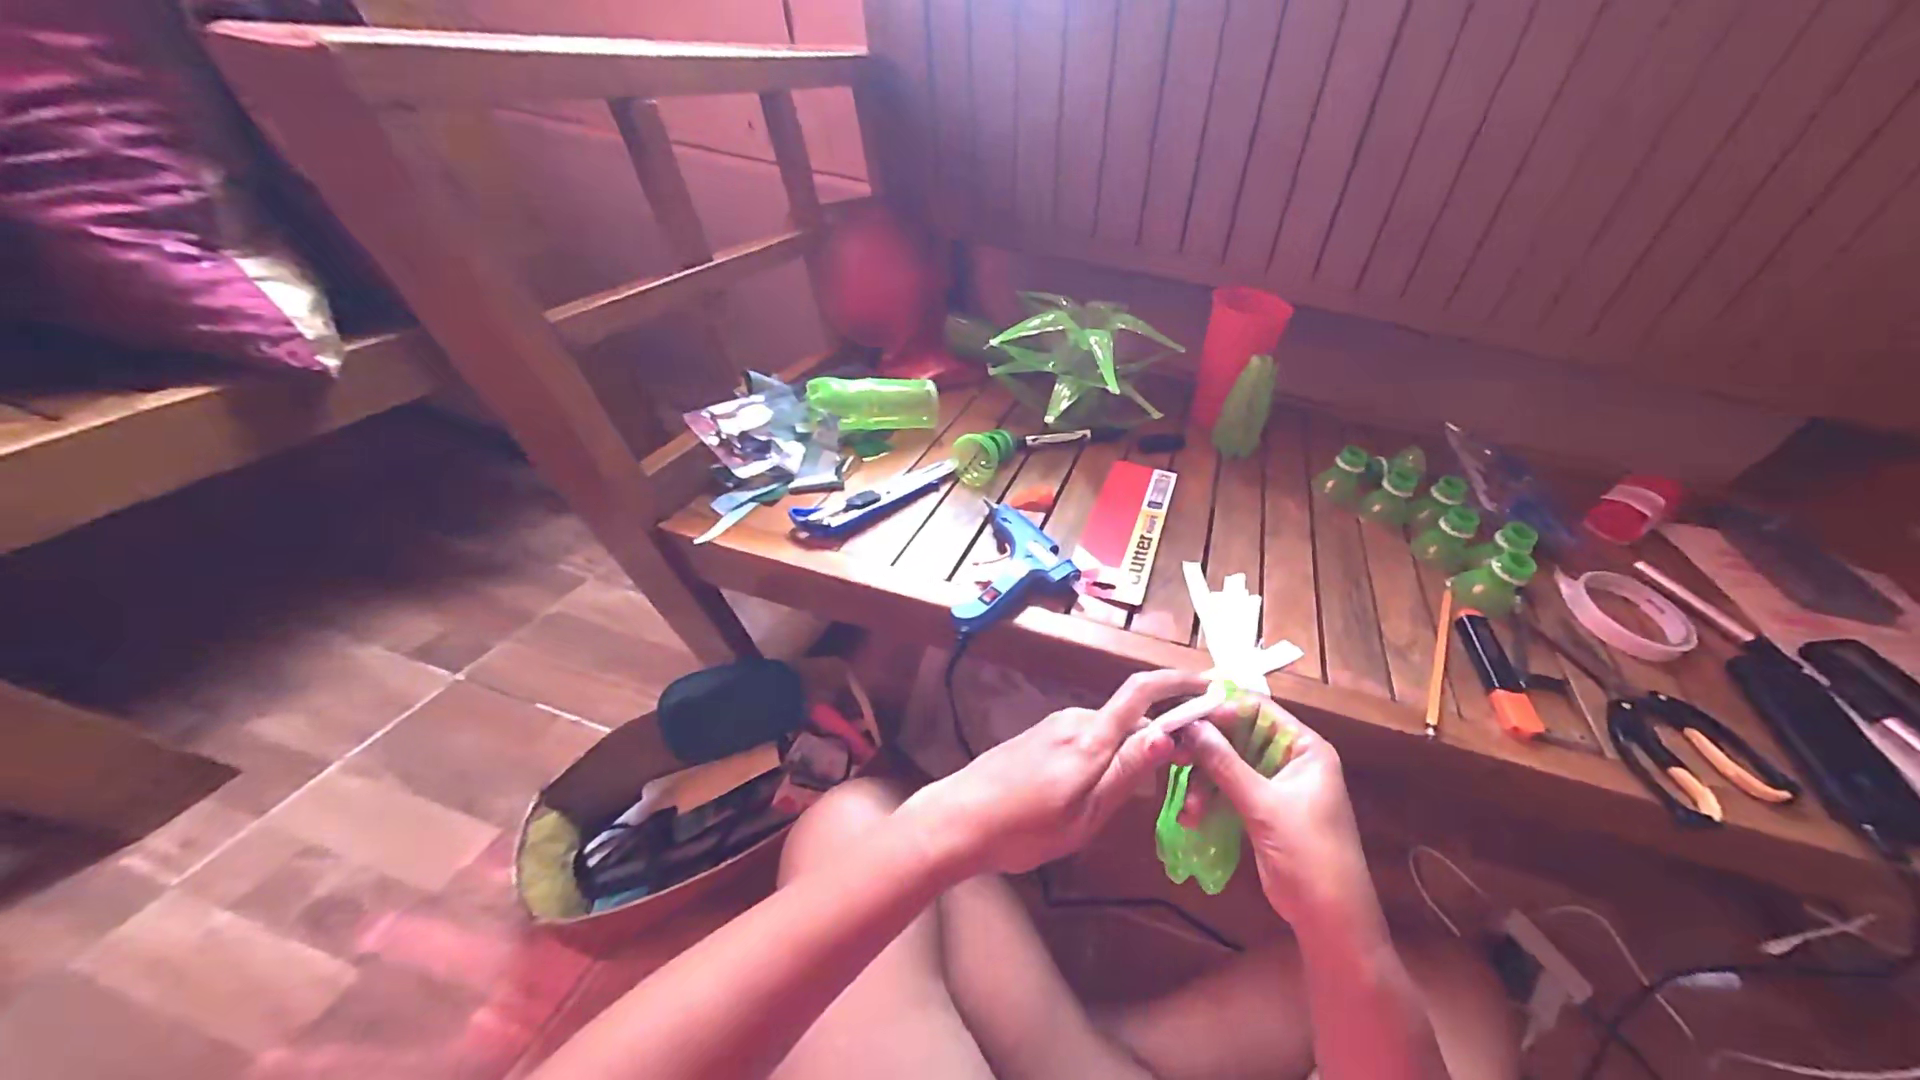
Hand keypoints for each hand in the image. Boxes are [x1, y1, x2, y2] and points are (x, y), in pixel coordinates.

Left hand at [903, 669, 1213, 876]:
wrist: (959, 817)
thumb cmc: (1024, 828)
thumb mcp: (1084, 814)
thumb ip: (1126, 772)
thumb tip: (1169, 735)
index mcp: (1089, 738)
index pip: (1141, 693)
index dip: (1177, 682)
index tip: (1210, 686)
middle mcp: (1074, 721)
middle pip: (1131, 716)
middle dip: (1162, 735)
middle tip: (1186, 773)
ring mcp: (1054, 726)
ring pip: (1110, 730)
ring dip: (1134, 749)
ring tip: (1146, 789)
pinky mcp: (1041, 736)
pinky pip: (1088, 737)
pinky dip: (1109, 752)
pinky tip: (1105, 785)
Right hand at [1178, 707, 1370, 923]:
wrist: (1331, 922)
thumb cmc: (1310, 855)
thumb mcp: (1264, 806)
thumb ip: (1225, 762)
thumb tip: (1190, 725)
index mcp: (1304, 749)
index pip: (1258, 709)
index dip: (1220, 709)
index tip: (1184, 719)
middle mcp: (1289, 758)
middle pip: (1237, 735)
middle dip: (1205, 749)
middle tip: (1175, 757)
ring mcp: (1274, 783)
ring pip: (1226, 763)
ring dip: (1203, 782)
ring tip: (1188, 808)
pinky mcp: (1260, 807)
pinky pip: (1226, 788)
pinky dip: (1208, 799)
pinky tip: (1191, 817)